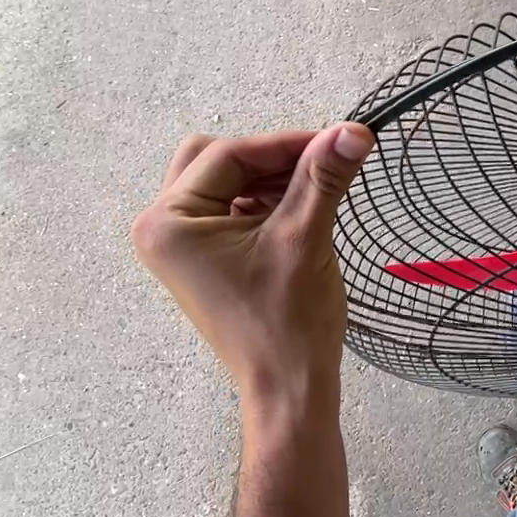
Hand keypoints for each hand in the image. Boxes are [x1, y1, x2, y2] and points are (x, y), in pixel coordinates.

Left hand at [130, 123, 374, 407]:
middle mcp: (163, 229)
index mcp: (170, 222)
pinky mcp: (207, 261)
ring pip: (227, 185)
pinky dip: (268, 207)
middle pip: (217, 162)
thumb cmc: (289, 322)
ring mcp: (183, 247)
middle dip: (272, 162)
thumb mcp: (306, 239)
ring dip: (273, 184)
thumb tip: (352, 131)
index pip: (228, 155)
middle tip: (322, 170)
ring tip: (318, 199)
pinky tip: (303, 219)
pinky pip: (234, 213)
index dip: (286, 144)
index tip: (336, 141)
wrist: (290, 385)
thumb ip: (325, 178)